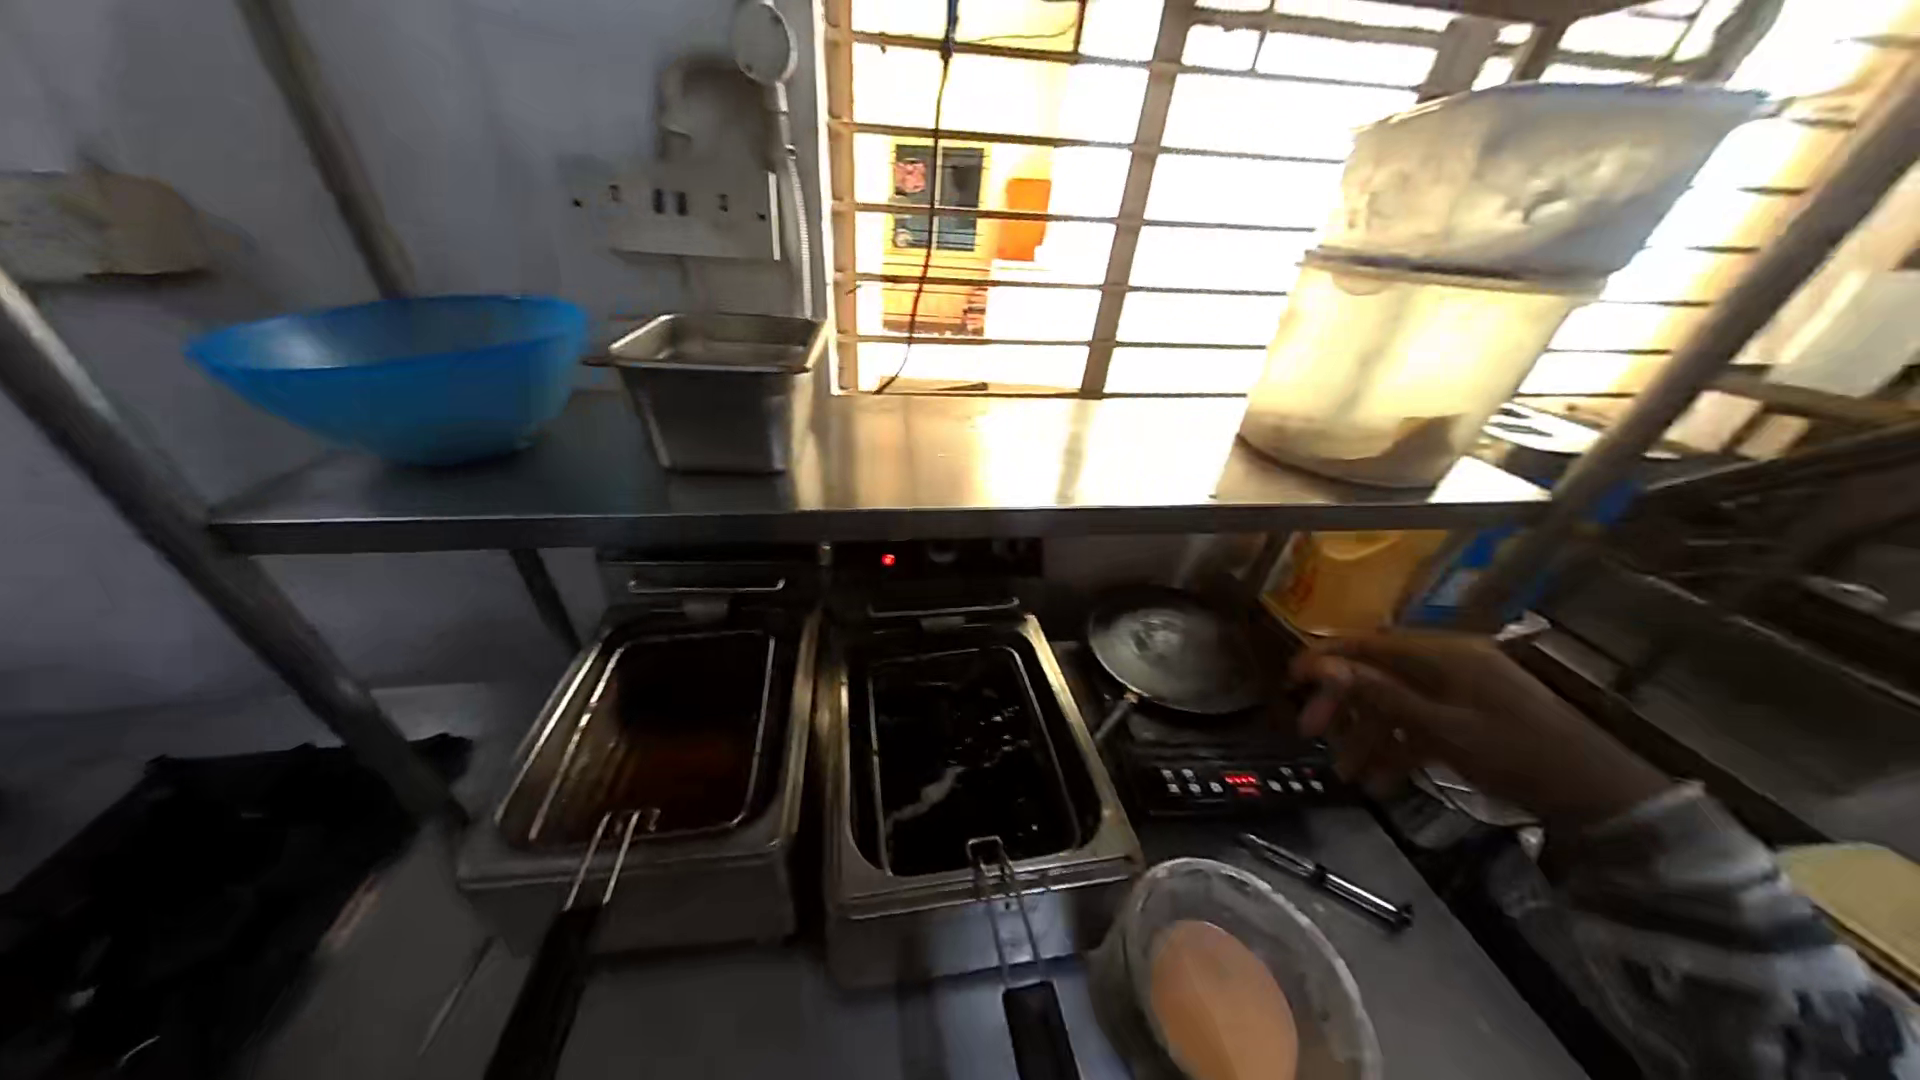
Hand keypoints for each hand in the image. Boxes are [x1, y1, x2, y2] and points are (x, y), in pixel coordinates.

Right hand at [1291, 632, 1670, 827]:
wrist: (1603, 799)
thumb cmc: (1518, 754)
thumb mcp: (1441, 727)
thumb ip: (1380, 694)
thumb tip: (1324, 665)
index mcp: (1442, 654)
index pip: (1368, 644)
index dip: (1325, 658)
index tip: (1290, 680)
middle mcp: (1446, 664)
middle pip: (1376, 675)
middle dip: (1342, 706)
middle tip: (1311, 734)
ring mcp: (1458, 692)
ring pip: (1394, 704)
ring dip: (1367, 736)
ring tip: (1347, 774)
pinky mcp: (1467, 718)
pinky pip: (1418, 725)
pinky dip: (1398, 749)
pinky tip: (1382, 781)